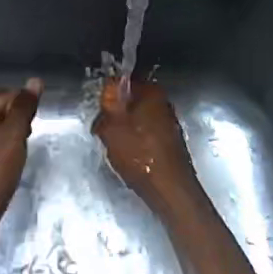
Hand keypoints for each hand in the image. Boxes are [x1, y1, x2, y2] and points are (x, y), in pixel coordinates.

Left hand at [0, 78, 41, 245]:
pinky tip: (8, 171)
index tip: (36, 120)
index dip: (22, 101)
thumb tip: (34, 80)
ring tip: (22, 154)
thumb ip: (24, 108)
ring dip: (10, 140)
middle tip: (30, 136)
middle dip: (17, 120)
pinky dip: (1, 157)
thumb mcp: (13, 135)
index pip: (3, 93)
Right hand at [93, 79, 201, 213]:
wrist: (171, 192)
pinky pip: (148, 135)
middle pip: (132, 101)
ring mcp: (170, 124)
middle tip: (106, 132)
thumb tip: (109, 85)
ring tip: (117, 149)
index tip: (100, 112)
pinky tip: (132, 160)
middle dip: (117, 115)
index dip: (108, 95)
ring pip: (139, 120)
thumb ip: (108, 102)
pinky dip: (138, 143)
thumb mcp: (113, 126)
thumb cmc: (140, 155)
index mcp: (152, 91)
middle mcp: (164, 103)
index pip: (124, 81)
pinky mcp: (171, 144)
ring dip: (127, 130)